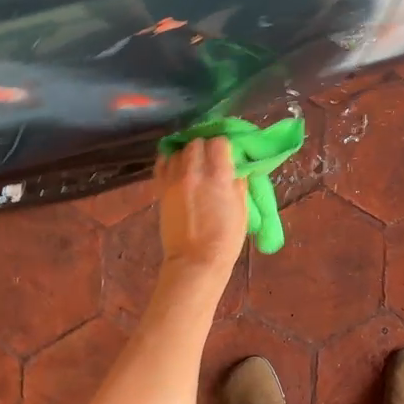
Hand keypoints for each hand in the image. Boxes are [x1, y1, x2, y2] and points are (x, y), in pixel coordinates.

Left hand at [156, 137, 247, 272]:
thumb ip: (238, 183)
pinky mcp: (161, 190)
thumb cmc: (225, 238)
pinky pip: (161, 164)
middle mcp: (194, 173)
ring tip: (193, 164)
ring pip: (178, 151)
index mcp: (218, 176)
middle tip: (210, 159)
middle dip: (205, 147)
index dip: (224, 146)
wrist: (195, 261)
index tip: (227, 155)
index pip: (219, 142)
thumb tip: (237, 169)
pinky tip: (176, 166)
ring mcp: (174, 180)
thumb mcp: (242, 209)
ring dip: (187, 153)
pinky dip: (169, 161)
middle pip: (196, 143)